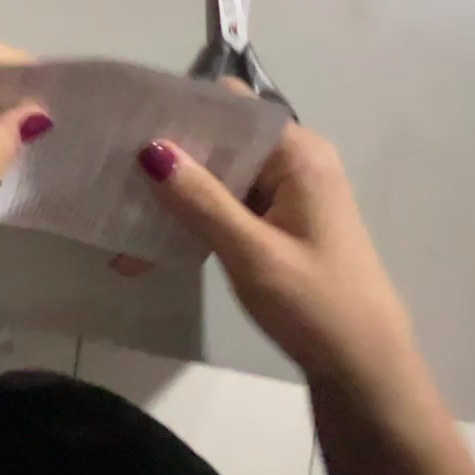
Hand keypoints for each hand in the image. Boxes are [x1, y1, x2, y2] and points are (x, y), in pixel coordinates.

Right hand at [136, 114, 419, 390]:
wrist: (363, 368)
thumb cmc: (316, 305)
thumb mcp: (251, 253)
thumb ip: (201, 200)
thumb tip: (151, 148)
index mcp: (298, 155)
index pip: (231, 107)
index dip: (182, 109)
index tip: (128, 123)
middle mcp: (292, 162)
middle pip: (220, 139)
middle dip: (168, 153)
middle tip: (111, 166)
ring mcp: (284, 192)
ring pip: (216, 174)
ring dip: (172, 190)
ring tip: (117, 206)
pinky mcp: (274, 219)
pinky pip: (222, 202)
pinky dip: (189, 216)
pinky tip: (148, 241)